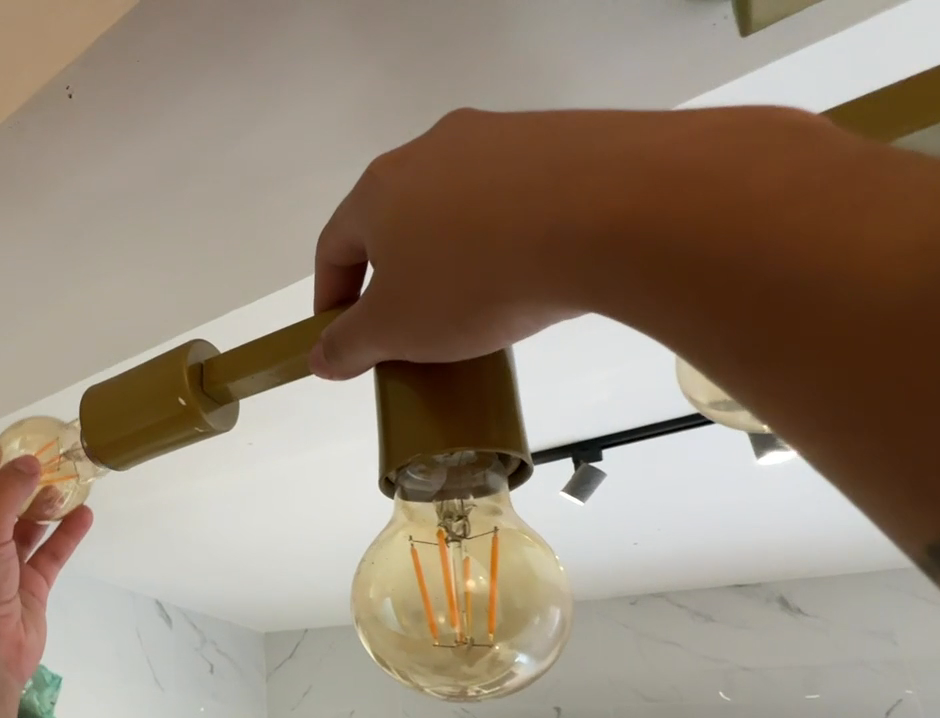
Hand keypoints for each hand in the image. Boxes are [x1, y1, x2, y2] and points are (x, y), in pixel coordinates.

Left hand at [0, 441, 93, 689]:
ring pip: (29, 529)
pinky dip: (66, 535)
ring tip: (72, 481)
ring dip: (48, 507)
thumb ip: (5, 494)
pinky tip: (84, 516)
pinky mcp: (30, 589)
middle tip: (53, 456)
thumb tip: (29, 462)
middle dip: (25, 482)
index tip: (7, 439)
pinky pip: (50, 555)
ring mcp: (5, 570)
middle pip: (3, 506)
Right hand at [309, 108, 595, 376]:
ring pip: (456, 207)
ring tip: (477, 302)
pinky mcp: (564, 138)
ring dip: (452, 254)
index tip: (343, 336)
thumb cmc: (474, 278)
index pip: (334, 247)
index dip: (330, 297)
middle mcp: (431, 150)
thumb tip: (320, 357)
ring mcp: (500, 137)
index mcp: (378, 190)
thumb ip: (346, 346)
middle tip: (411, 324)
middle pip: (395, 222)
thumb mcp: (394, 331)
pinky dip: (508, 235)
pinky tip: (530, 270)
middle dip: (394, 276)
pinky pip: (515, 196)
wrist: (619, 213)